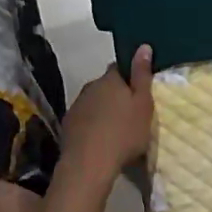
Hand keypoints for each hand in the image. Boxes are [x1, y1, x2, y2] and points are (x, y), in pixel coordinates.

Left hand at [61, 45, 154, 182]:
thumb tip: (143, 46)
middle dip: (115, 93)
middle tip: (129, 110)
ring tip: (114, 127)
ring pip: (94, 101)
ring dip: (103, 109)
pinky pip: (84, 117)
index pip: (120, 67)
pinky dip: (91, 123)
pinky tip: (98, 138)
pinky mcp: (68, 124)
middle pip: (106, 85)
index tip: (137, 88)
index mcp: (110, 79)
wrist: (89, 165)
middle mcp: (91, 86)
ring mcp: (77, 105)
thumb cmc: (124, 133)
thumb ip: (142, 75)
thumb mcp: (143, 104)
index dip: (129, 75)